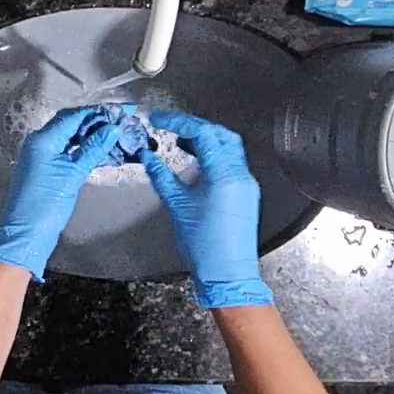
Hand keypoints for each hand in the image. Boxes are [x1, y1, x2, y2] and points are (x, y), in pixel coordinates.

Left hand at [0, 107, 124, 280]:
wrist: (28, 232)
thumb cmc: (48, 202)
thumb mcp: (73, 174)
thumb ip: (93, 149)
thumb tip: (113, 129)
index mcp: (43, 139)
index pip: (73, 117)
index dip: (96, 113)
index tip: (119, 111)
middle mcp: (40, 142)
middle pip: (71, 124)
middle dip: (95, 123)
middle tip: (120, 123)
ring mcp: (42, 155)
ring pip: (70, 138)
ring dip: (91, 136)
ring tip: (116, 136)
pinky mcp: (47, 167)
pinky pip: (67, 151)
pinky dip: (83, 149)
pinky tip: (102, 151)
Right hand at [136, 110, 272, 308]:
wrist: (228, 274)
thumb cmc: (203, 244)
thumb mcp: (176, 206)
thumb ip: (161, 176)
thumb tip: (147, 156)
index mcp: (224, 175)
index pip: (202, 134)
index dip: (178, 122)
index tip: (158, 119)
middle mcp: (240, 174)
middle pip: (219, 134)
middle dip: (192, 125)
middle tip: (169, 124)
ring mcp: (246, 183)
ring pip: (227, 146)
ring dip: (204, 138)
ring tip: (179, 140)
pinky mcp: (245, 193)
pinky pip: (230, 162)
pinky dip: (212, 153)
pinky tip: (194, 159)